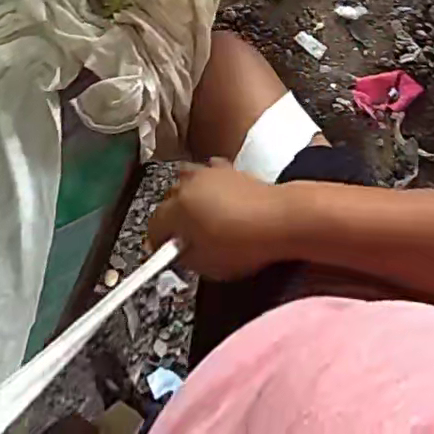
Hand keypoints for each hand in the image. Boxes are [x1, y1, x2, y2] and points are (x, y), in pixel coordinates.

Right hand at [147, 160, 294, 279]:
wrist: (279, 219)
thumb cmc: (244, 243)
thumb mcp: (206, 265)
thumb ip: (184, 256)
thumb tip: (178, 252)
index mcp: (177, 208)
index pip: (154, 224)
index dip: (156, 242)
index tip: (162, 252)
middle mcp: (188, 184)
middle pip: (168, 201)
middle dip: (172, 219)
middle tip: (183, 239)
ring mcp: (207, 172)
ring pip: (185, 181)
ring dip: (187, 197)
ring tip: (198, 217)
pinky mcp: (227, 169)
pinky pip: (209, 174)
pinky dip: (208, 185)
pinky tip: (218, 199)